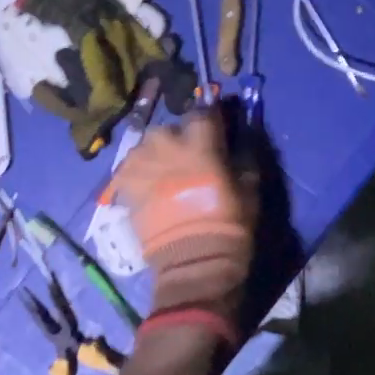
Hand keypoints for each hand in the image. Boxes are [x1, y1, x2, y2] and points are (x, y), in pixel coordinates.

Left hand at [109, 112, 253, 321]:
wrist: (192, 262)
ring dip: (155, 155)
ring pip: (145, 146)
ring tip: (163, 175)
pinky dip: (136, 174)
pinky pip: (128, 168)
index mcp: (199, 141)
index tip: (214, 130)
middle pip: (169, 129)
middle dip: (178, 140)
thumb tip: (239, 141)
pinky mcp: (124, 184)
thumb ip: (242, 157)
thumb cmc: (228, 224)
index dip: (209, 120)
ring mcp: (140, 163)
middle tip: (187, 161)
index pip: (203, 112)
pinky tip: (146, 187)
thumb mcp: (250, 188)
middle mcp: (166, 144)